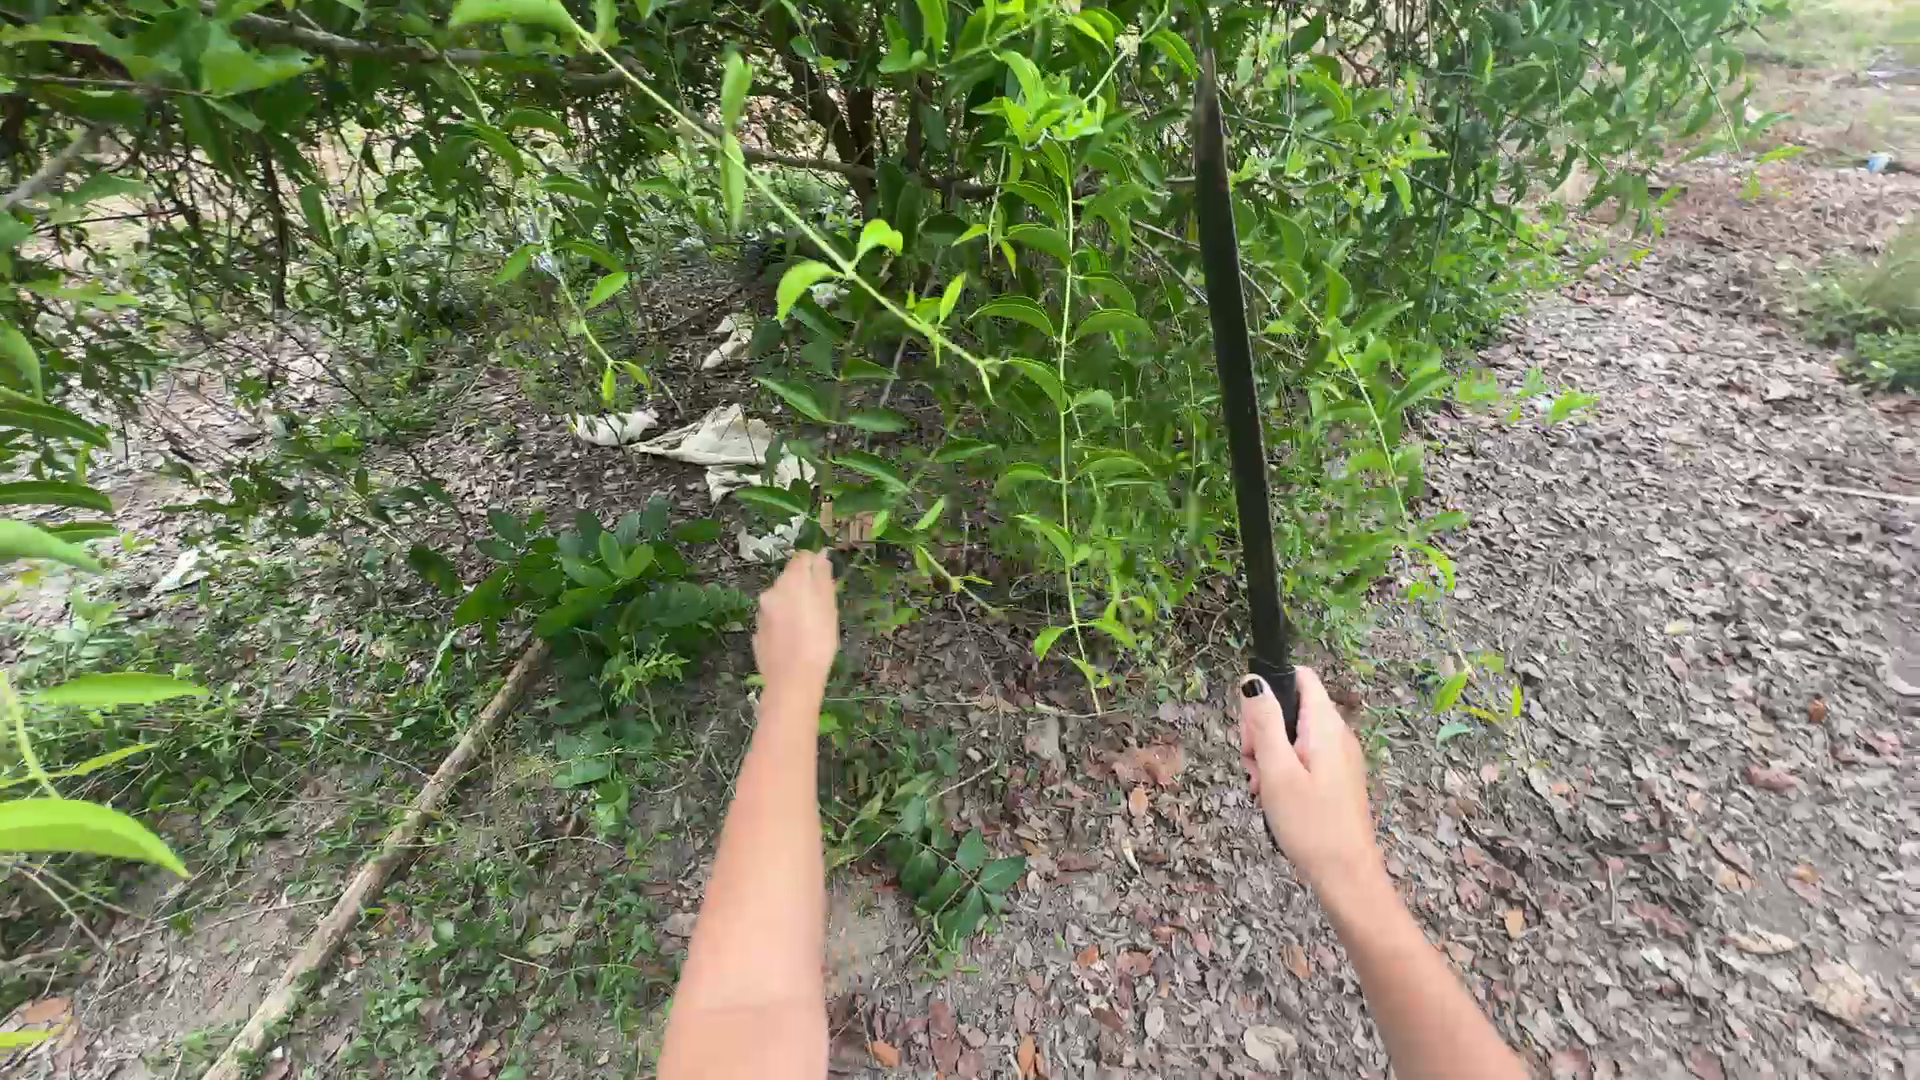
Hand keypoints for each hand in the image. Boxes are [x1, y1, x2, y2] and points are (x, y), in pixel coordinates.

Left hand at [753, 551, 838, 692]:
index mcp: (790, 581)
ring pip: (780, 600)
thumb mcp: (829, 606)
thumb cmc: (818, 640)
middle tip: (822, 608)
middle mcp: (771, 592)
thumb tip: (820, 555)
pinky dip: (784, 623)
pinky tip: (794, 639)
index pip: (801, 558)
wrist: (792, 680)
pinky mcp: (757, 633)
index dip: (815, 564)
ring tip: (809, 626)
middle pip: (789, 579)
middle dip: (804, 587)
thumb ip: (823, 577)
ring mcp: (761, 614)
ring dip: (793, 605)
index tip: (826, 579)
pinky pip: (774, 620)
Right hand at [1239, 666, 1384, 897]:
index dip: (1269, 689)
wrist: (1346, 878)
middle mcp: (1335, 735)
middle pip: (1289, 707)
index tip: (1252, 723)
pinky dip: (1280, 769)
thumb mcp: (1277, 768)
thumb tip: (1252, 679)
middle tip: (1253, 763)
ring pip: (1290, 735)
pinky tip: (1272, 794)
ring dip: (1266, 753)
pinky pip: (1300, 756)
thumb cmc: (1310, 823)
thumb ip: (1264, 720)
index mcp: (1325, 726)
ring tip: (1261, 784)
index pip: (1299, 678)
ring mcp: (1336, 757)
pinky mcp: (1333, 777)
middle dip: (1260, 729)